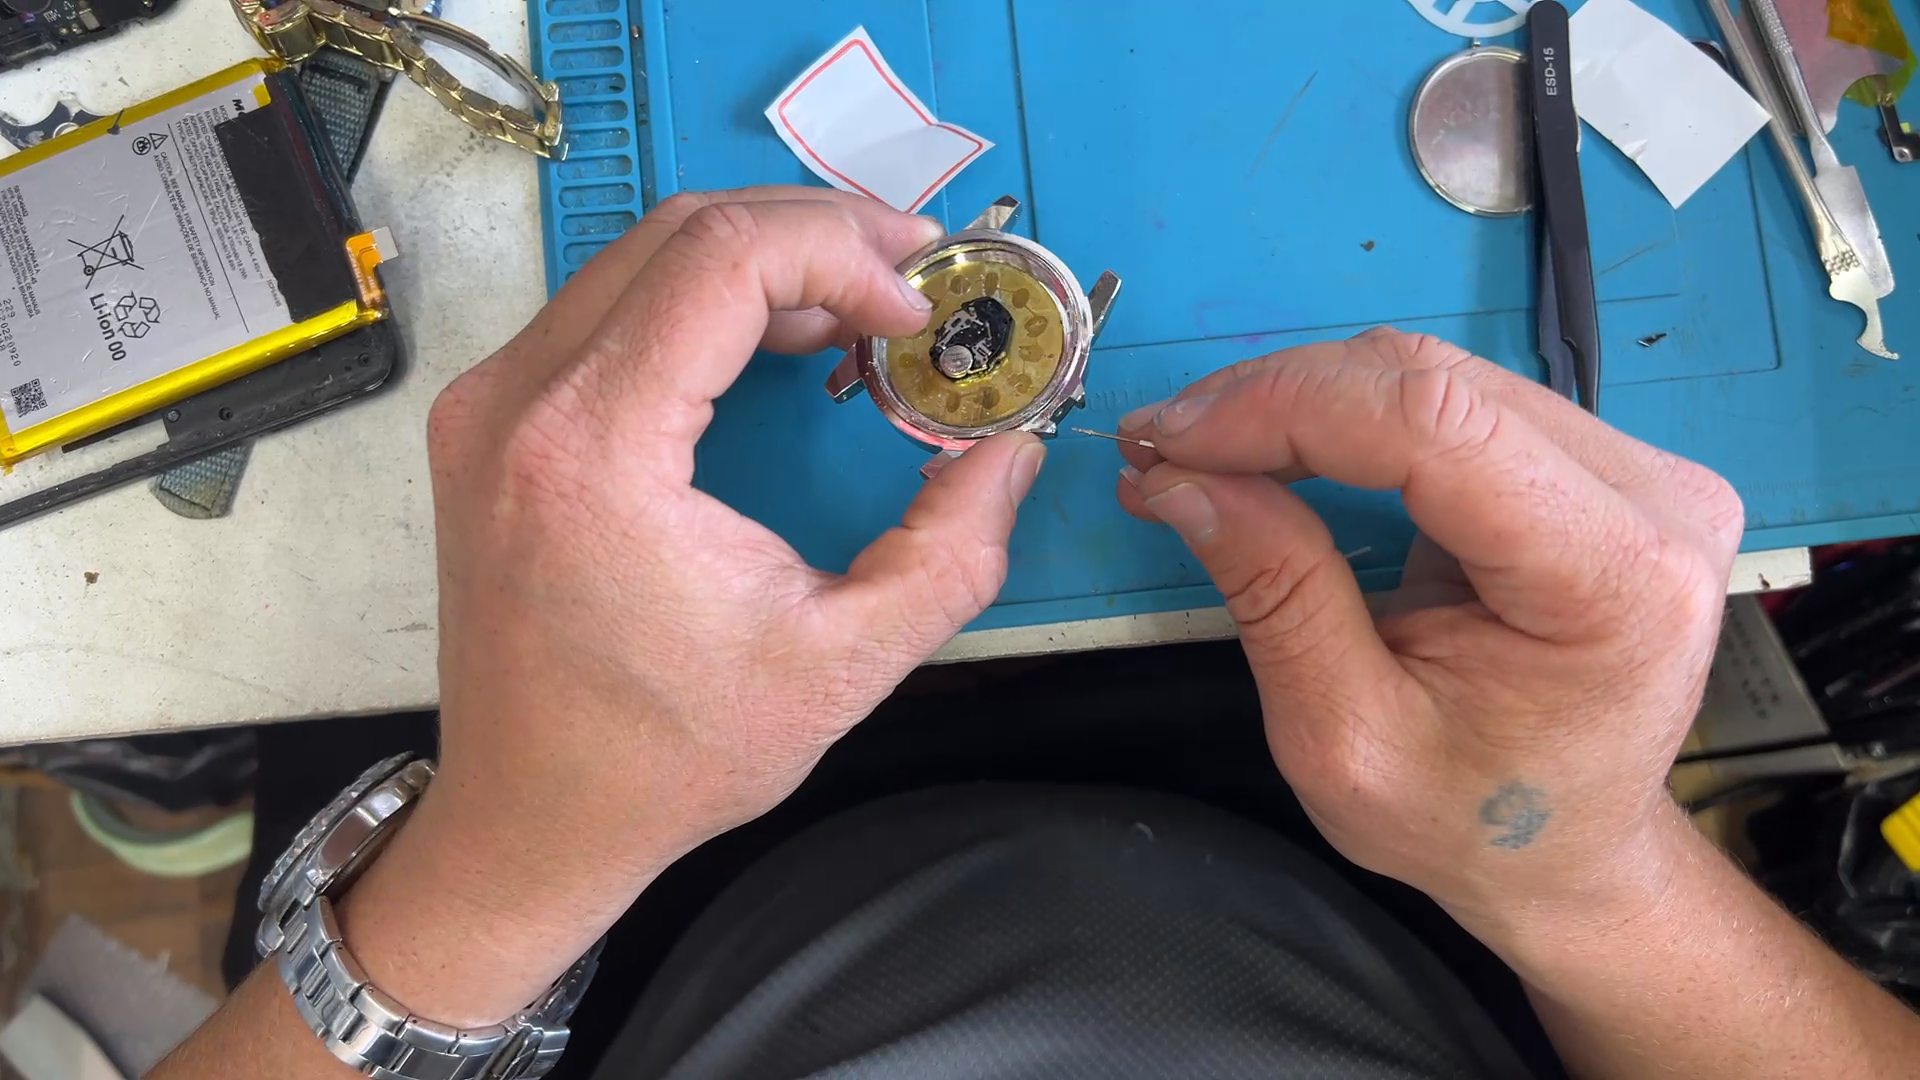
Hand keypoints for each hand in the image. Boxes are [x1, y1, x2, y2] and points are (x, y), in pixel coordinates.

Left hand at [342, 188, 1043, 1023]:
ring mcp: (497, 405)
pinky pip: (621, 311)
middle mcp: (521, 401)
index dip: (842, 257)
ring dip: (772, 263)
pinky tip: (789, 340)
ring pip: (649, 259)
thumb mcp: (846, 667)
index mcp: (595, 450)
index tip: (918, 313)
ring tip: (868, 305)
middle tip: (915, 273)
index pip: (722, 260)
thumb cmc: (676, 756)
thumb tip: (1010, 452)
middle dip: (818, 236)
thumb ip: (952, 554)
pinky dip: (717, 303)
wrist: (536, 819)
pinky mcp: (503, 424)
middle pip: (686, 234)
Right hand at [1112, 328, 1743, 933]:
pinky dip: (1320, 417)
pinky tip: (1254, 447)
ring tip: (1189, 448)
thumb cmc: (1456, 818)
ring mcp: (1620, 467)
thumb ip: (1271, 594)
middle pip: (1421, 383)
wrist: (1557, 854)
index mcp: (1608, 578)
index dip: (1277, 412)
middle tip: (1154, 445)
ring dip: (1282, 402)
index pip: (1430, 426)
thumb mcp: (1337, 732)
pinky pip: (1426, 403)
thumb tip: (1176, 482)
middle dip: (1262, 402)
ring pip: (1416, 374)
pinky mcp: (1575, 465)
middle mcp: (1643, 494)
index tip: (1161, 442)